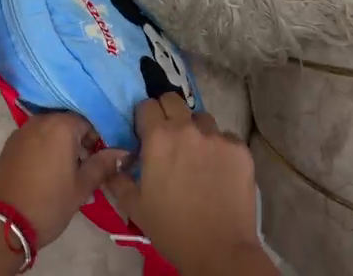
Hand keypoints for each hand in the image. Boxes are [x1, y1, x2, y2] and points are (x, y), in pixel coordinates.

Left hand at [0, 112, 129, 249]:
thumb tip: (122, 153)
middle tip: (87, 168)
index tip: (102, 160)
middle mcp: (41, 120)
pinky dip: (44, 148)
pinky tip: (47, 172)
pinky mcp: (10, 144)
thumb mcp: (81, 188)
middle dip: (80, 141)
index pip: (89, 121)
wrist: (4, 223)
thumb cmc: (48, 203)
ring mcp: (22, 130)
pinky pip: (34, 138)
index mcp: (61, 125)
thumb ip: (102, 165)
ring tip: (68, 172)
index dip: (99, 139)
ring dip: (61, 145)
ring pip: (50, 130)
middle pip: (68, 123)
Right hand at [104, 94, 272, 274]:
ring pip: (202, 118)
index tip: (146, 134)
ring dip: (196, 130)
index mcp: (158, 138)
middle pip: (173, 99)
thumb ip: (119, 180)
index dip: (144, 118)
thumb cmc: (173, 230)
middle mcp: (187, 128)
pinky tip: (219, 170)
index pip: (147, 105)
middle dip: (167, 113)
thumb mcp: (136, 208)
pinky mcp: (239, 149)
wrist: (220, 252)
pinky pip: (226, 138)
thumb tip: (113, 163)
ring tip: (197, 156)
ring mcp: (216, 136)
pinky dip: (220, 148)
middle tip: (169, 138)